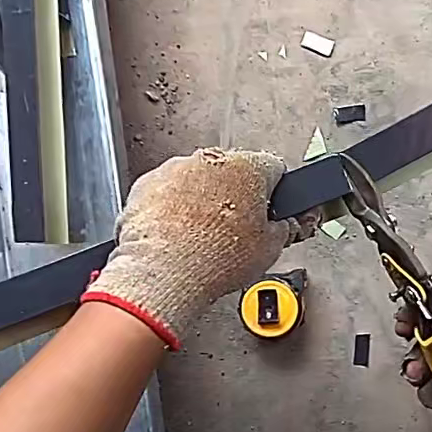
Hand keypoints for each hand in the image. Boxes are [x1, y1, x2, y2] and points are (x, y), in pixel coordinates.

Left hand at [82, 147, 308, 347]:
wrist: (165, 272)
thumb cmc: (214, 259)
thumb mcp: (270, 249)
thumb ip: (283, 228)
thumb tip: (282, 227)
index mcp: (249, 167)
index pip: (274, 168)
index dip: (276, 193)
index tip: (270, 209)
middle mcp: (211, 160)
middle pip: (233, 172)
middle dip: (236, 196)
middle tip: (236, 231)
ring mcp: (176, 169)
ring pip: (198, 180)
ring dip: (203, 201)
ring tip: (203, 237)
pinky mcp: (148, 184)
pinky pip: (167, 192)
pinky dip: (172, 208)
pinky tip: (178, 235)